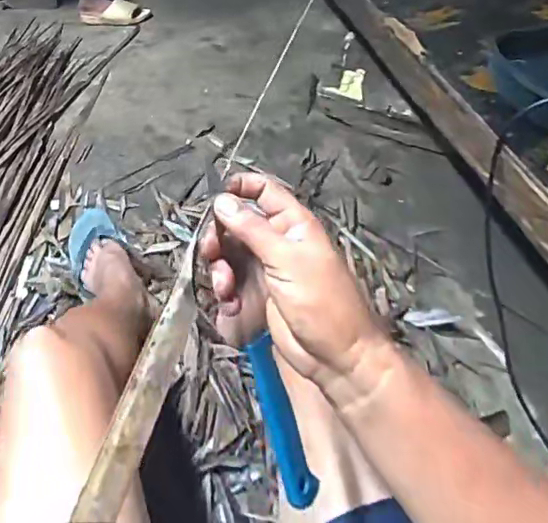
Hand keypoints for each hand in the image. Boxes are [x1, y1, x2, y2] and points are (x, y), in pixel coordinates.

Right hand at [197, 172, 388, 397]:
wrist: (336, 359)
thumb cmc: (322, 302)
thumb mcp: (286, 259)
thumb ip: (251, 228)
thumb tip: (222, 200)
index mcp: (292, 224)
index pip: (264, 191)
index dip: (240, 187)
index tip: (217, 196)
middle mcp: (276, 240)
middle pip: (237, 223)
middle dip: (220, 235)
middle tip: (211, 251)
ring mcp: (265, 267)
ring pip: (229, 252)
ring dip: (220, 266)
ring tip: (224, 286)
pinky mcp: (257, 293)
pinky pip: (231, 281)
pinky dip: (225, 290)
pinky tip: (231, 303)